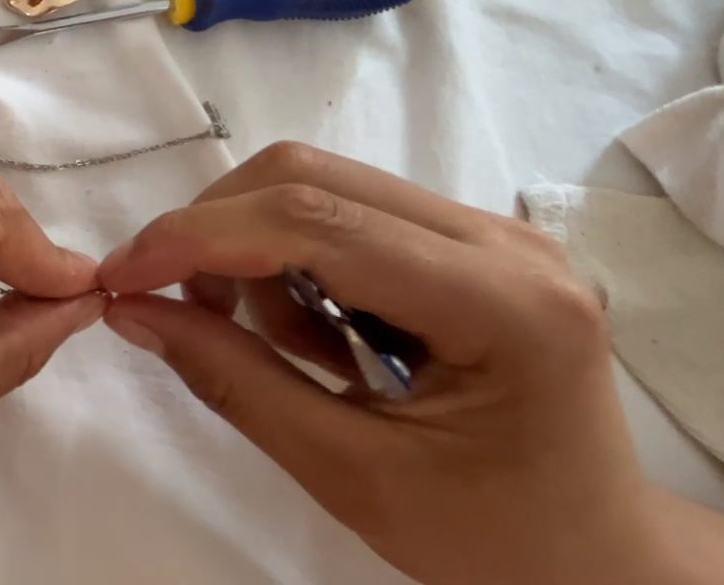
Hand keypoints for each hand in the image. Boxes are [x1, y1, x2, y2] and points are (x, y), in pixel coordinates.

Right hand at [98, 143, 667, 584]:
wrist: (600, 562)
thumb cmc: (490, 539)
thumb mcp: (349, 475)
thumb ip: (232, 379)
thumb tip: (128, 309)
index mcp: (500, 304)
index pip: (312, 223)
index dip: (197, 237)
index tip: (123, 277)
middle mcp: (498, 238)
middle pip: (304, 176)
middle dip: (214, 232)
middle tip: (185, 307)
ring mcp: (485, 228)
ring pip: (311, 182)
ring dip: (250, 247)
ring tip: (274, 341)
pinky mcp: (459, 236)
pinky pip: (335, 207)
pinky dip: (284, 255)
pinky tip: (310, 327)